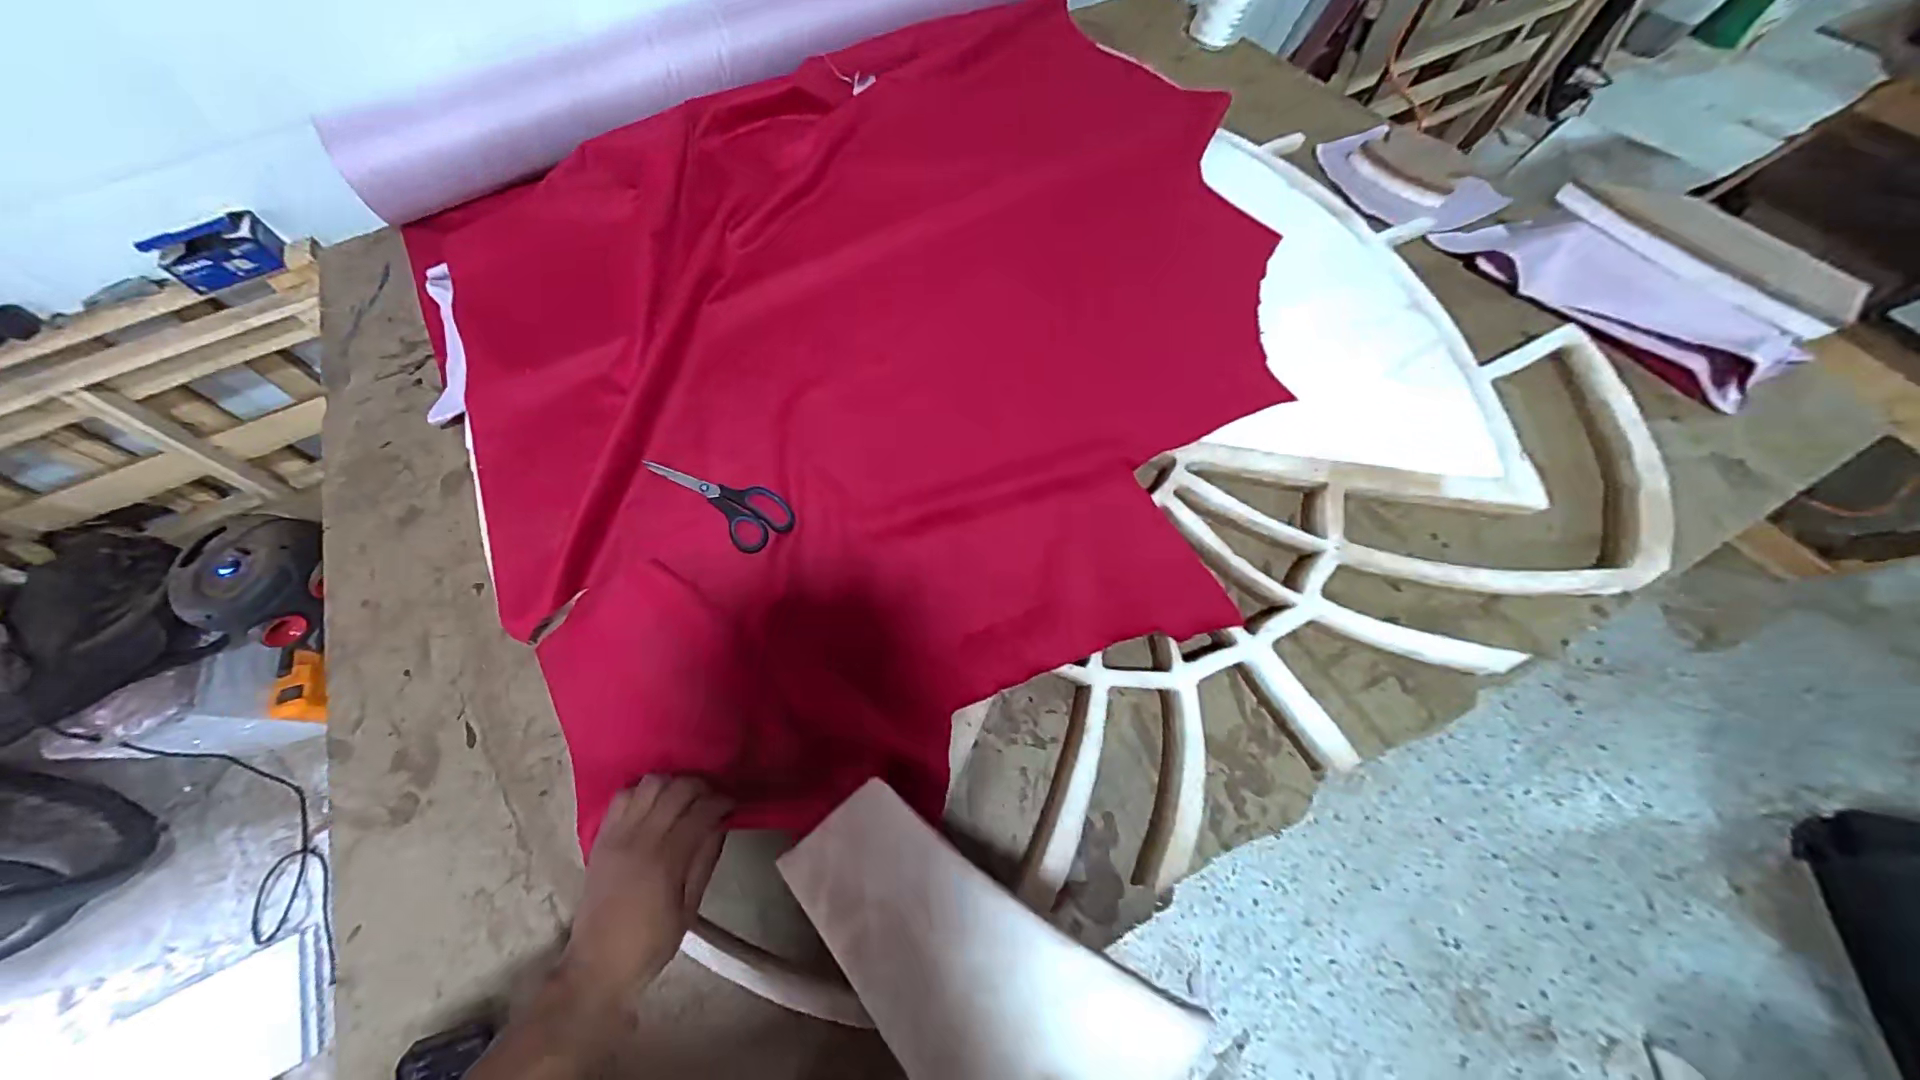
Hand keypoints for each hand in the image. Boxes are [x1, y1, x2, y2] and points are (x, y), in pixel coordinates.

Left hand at [561, 774, 731, 995]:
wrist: (596, 966)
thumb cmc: (650, 944)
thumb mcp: (690, 908)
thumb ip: (705, 860)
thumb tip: (720, 824)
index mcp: (665, 861)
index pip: (701, 811)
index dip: (722, 801)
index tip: (732, 804)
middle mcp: (640, 839)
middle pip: (677, 789)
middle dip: (702, 786)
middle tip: (712, 799)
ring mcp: (617, 835)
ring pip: (650, 783)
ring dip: (672, 785)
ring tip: (682, 800)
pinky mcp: (601, 838)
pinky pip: (622, 796)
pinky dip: (643, 793)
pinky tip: (654, 807)